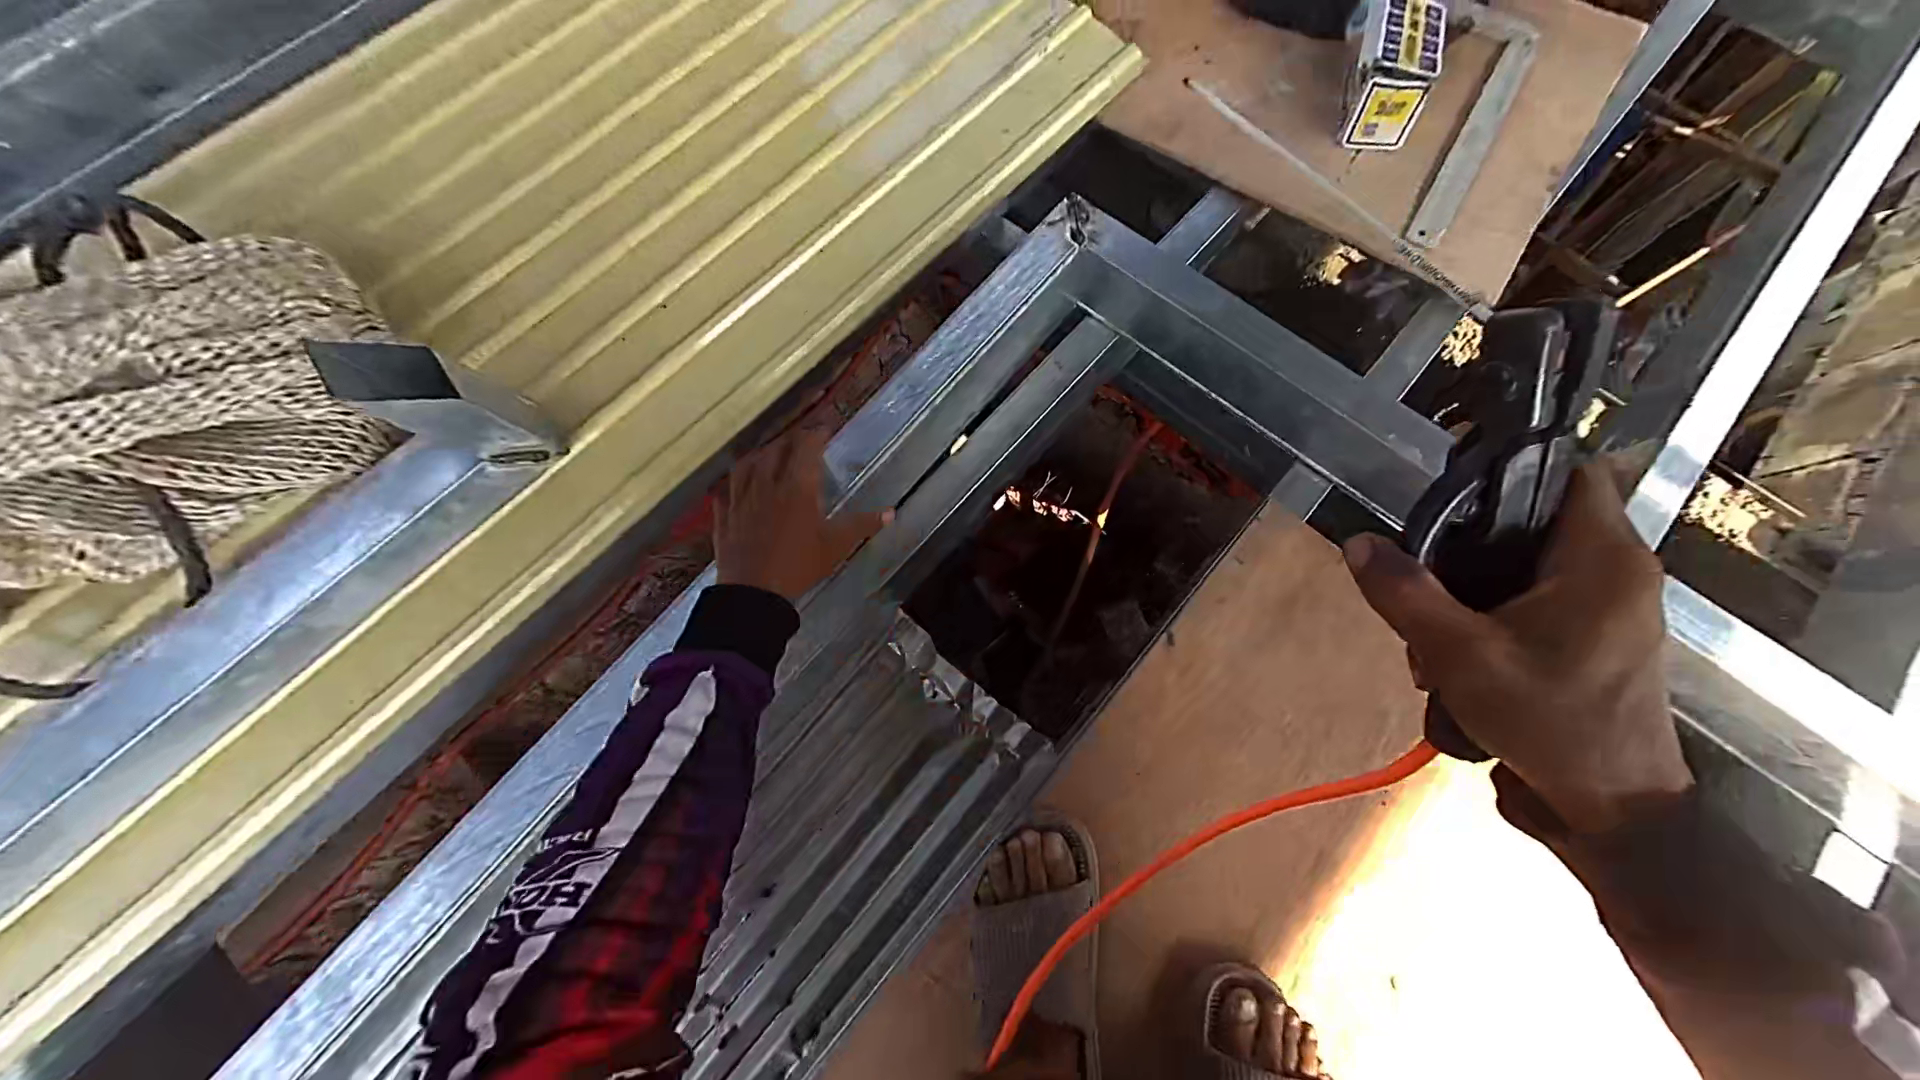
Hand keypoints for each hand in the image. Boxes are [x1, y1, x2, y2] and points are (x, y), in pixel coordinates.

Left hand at [714, 426, 885, 601]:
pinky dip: (735, 482)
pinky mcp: (724, 515)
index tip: (825, 430)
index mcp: (797, 486)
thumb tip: (891, 512)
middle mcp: (766, 483)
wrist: (754, 592)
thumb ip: (862, 525)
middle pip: (776, 449)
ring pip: (748, 463)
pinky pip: (727, 490)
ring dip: (762, 453)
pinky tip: (738, 485)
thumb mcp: (836, 545)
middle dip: (791, 440)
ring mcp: (741, 498)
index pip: (806, 446)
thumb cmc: (799, 565)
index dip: (816, 434)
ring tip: (771, 454)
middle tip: (803, 441)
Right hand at [1341, 463, 1693, 832]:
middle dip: (1459, 556)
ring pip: (1512, 571)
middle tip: (1420, 594)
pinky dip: (1481, 625)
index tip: (1442, 493)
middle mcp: (1611, 573)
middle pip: (1521, 527)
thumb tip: (1357, 543)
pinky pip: (1521, 606)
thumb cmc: (1551, 723)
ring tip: (1433, 650)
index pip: (1564, 473)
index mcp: (1600, 560)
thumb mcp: (1461, 655)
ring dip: (1461, 601)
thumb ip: (1405, 594)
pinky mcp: (1585, 640)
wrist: (1612, 812)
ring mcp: (1600, 610)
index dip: (1505, 469)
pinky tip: (1456, 667)